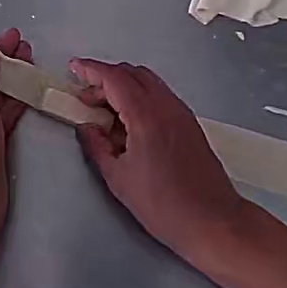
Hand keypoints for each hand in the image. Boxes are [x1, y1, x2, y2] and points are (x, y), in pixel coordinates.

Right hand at [71, 58, 253, 260]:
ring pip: (147, 82)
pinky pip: (159, 95)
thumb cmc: (164, 204)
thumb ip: (97, 147)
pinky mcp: (188, 121)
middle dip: (105, 79)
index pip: (114, 78)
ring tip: (105, 112)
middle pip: (131, 73)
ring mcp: (180, 111)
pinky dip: (140, 96)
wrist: (212, 219)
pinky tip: (129, 123)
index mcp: (146, 114)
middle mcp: (165, 105)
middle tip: (86, 98)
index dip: (90, 70)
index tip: (74, 68)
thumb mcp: (119, 178)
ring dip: (124, 86)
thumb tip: (86, 128)